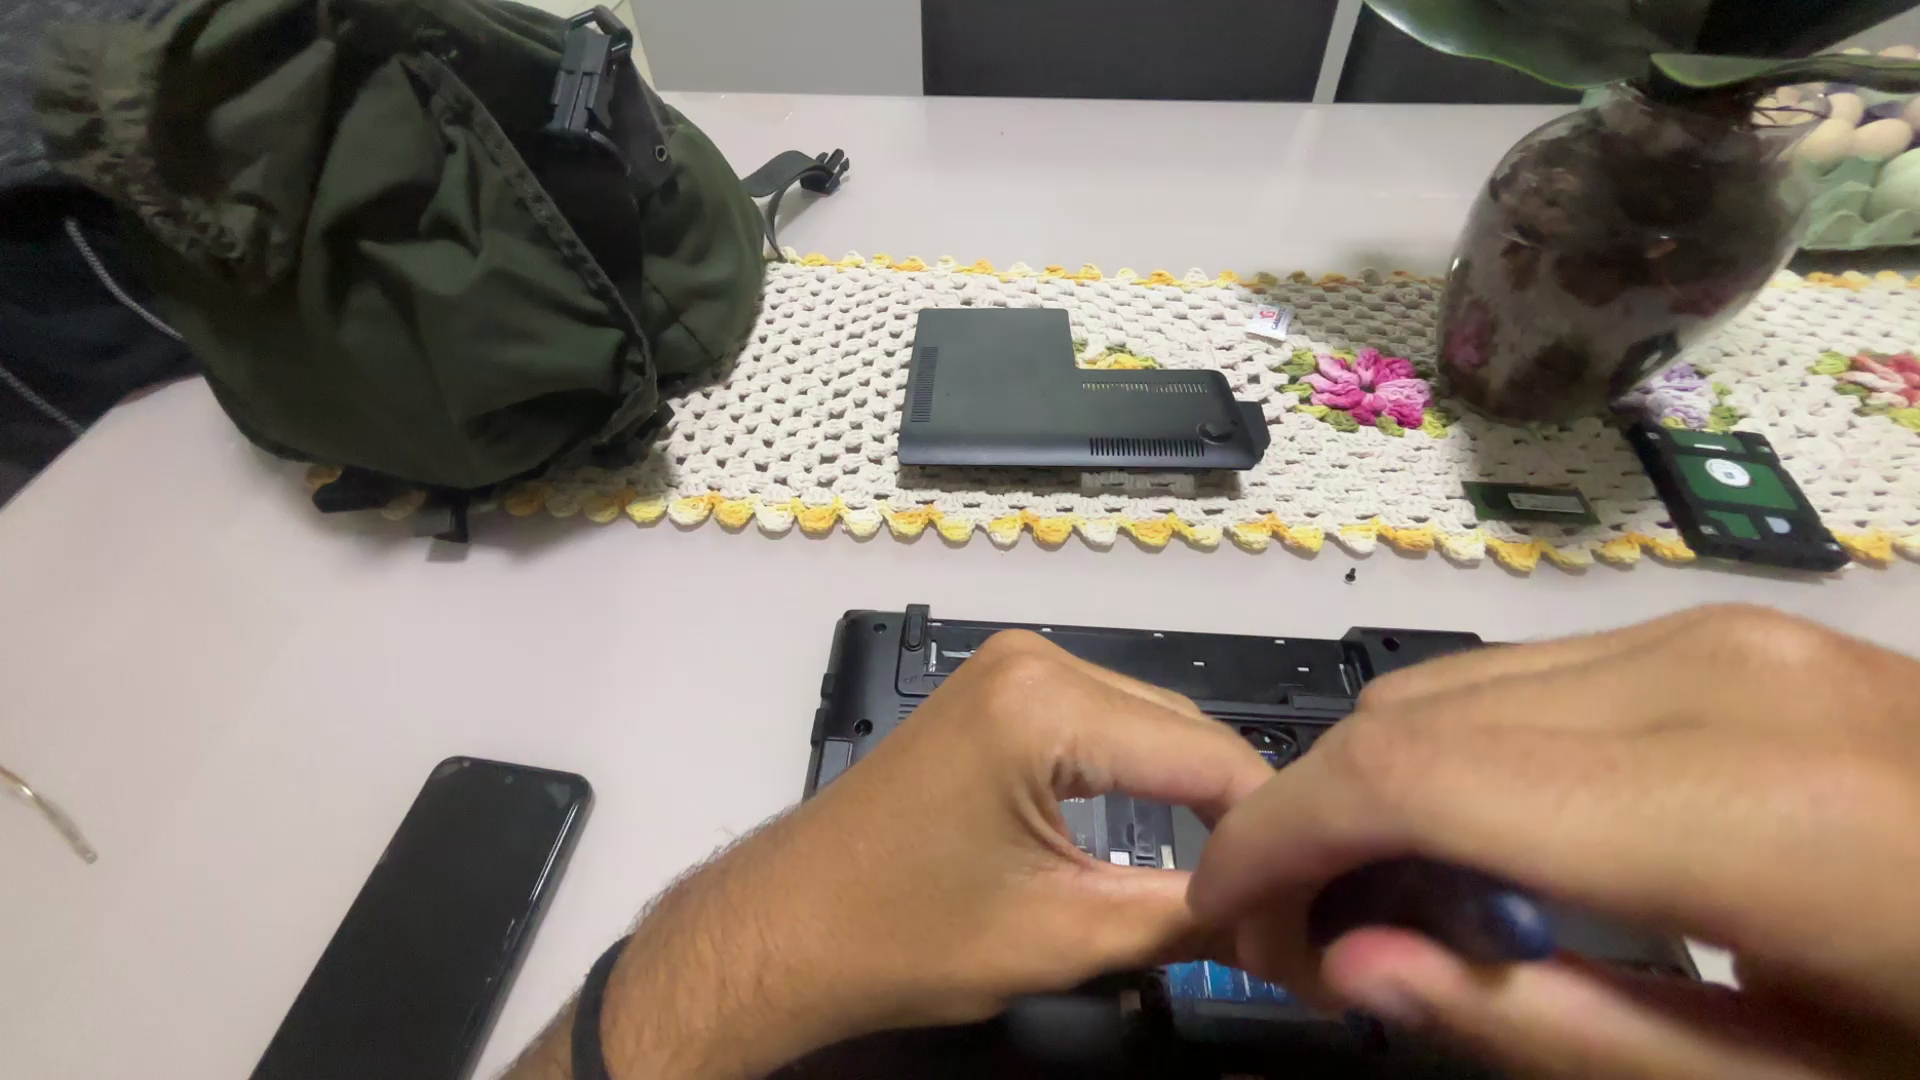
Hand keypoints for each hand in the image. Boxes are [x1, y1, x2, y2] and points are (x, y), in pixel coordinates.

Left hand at [591, 629, 1272, 1078]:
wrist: (790, 920)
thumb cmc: (904, 934)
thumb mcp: (1061, 934)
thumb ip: (1186, 918)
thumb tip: (1280, 925)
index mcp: (1046, 704)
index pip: (1205, 756)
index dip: (1268, 834)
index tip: (1304, 904)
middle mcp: (1035, 659)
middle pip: (1179, 729)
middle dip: (1232, 809)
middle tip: (1274, 894)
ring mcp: (1013, 666)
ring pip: (1144, 720)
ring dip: (1189, 788)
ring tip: (1228, 865)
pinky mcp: (998, 687)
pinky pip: (1099, 718)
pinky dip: (1137, 767)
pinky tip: (1162, 817)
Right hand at [1189, 605, 1919, 1078]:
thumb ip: (1557, 1036)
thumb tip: (1352, 968)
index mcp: (1759, 801)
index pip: (1413, 779)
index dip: (1281, 838)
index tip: (1223, 908)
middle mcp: (1699, 668)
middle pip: (1401, 723)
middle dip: (1312, 825)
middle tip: (1309, 936)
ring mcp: (1700, 631)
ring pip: (1432, 694)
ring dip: (1370, 794)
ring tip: (1392, 896)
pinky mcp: (1696, 633)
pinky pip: (1495, 686)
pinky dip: (1439, 764)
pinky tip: (1480, 844)